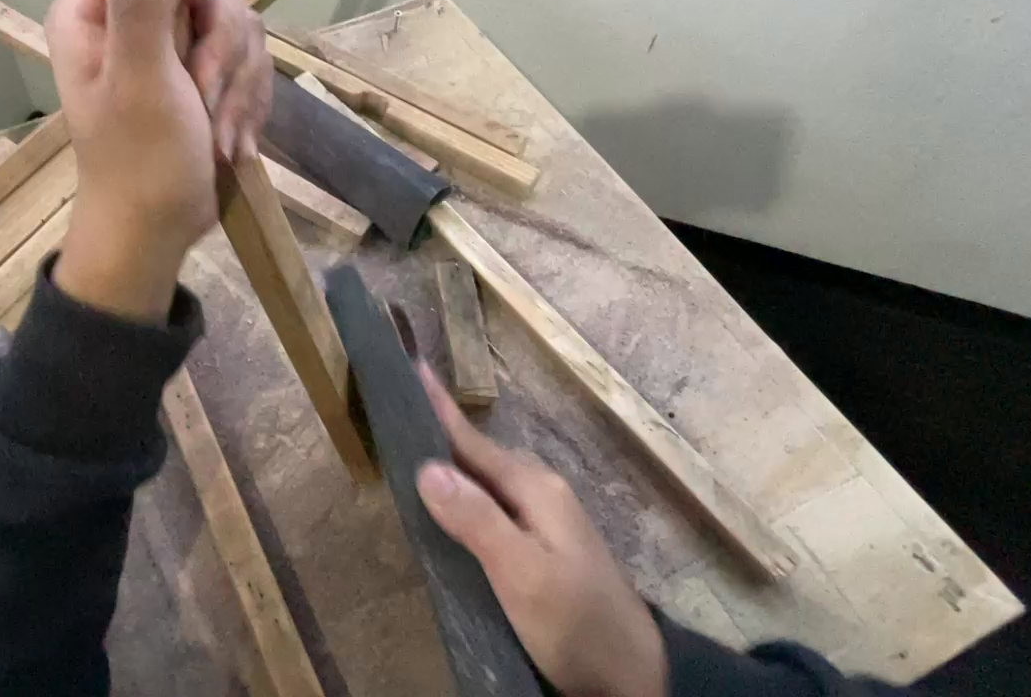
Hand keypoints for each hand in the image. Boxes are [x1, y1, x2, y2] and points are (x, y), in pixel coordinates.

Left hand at [44, 0, 270, 319]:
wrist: (159, 233)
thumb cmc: (139, 164)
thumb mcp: (141, 79)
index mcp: (95, 7)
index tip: (197, 5)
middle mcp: (132, 14)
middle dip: (220, 39)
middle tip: (203, 90)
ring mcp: (172, 43)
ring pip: (235, 16)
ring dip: (236, 79)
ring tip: (216, 129)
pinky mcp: (205, 70)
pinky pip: (249, 55)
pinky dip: (247, 98)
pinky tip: (229, 137)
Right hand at [415, 363, 667, 696]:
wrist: (635, 675)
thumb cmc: (575, 620)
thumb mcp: (522, 573)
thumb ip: (476, 519)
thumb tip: (425, 467)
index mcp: (533, 486)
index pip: (471, 439)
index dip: (438, 406)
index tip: (412, 365)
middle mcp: (540, 489)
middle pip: (476, 453)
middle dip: (437, 432)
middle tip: (394, 417)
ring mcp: (544, 515)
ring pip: (484, 477)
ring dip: (450, 463)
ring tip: (410, 453)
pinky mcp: (542, 540)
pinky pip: (491, 500)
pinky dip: (464, 492)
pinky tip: (449, 505)